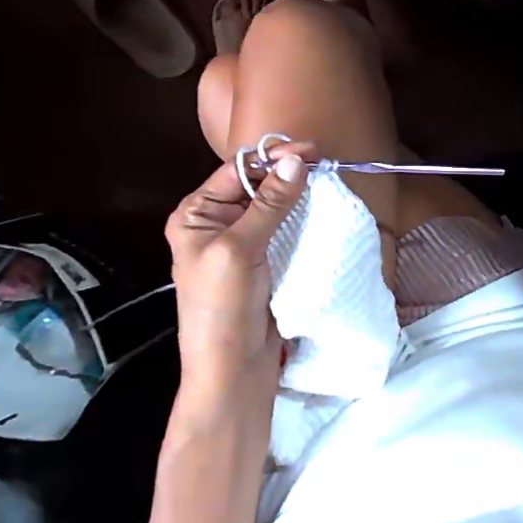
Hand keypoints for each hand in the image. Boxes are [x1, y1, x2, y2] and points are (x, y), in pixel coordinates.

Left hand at [164, 142, 311, 395]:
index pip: (236, 172)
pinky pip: (284, 231)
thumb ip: (268, 204)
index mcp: (195, 215)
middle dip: (287, 173)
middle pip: (255, 186)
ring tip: (327, 181)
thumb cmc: (222, 307)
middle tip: (323, 163)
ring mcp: (240, 245)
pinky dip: (302, 219)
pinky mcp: (263, 263)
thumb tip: (295, 161)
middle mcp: (215, 224)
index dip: (272, 157)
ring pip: (273, 207)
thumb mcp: (240, 249)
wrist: (232, 372)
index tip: (310, 150)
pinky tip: (322, 210)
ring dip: (297, 195)